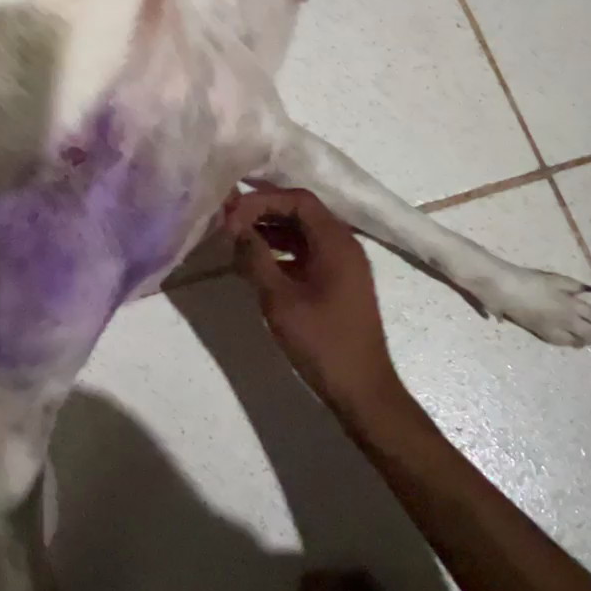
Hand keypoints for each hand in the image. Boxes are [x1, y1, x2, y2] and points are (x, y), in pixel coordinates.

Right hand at [224, 188, 402, 408]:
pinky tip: (256, 267)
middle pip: (300, 212)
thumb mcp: (279, 298)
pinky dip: (281, 252)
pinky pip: (307, 253)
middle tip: (228, 224)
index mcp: (336, 242)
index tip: (231, 216)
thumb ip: (255, 257)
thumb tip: (234, 225)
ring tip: (236, 243)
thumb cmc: (321, 341)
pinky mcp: (338, 284)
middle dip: (263, 213)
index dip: (261, 200)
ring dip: (270, 232)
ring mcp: (343, 265)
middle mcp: (344, 245)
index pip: (297, 200)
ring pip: (302, 233)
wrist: (362, 390)